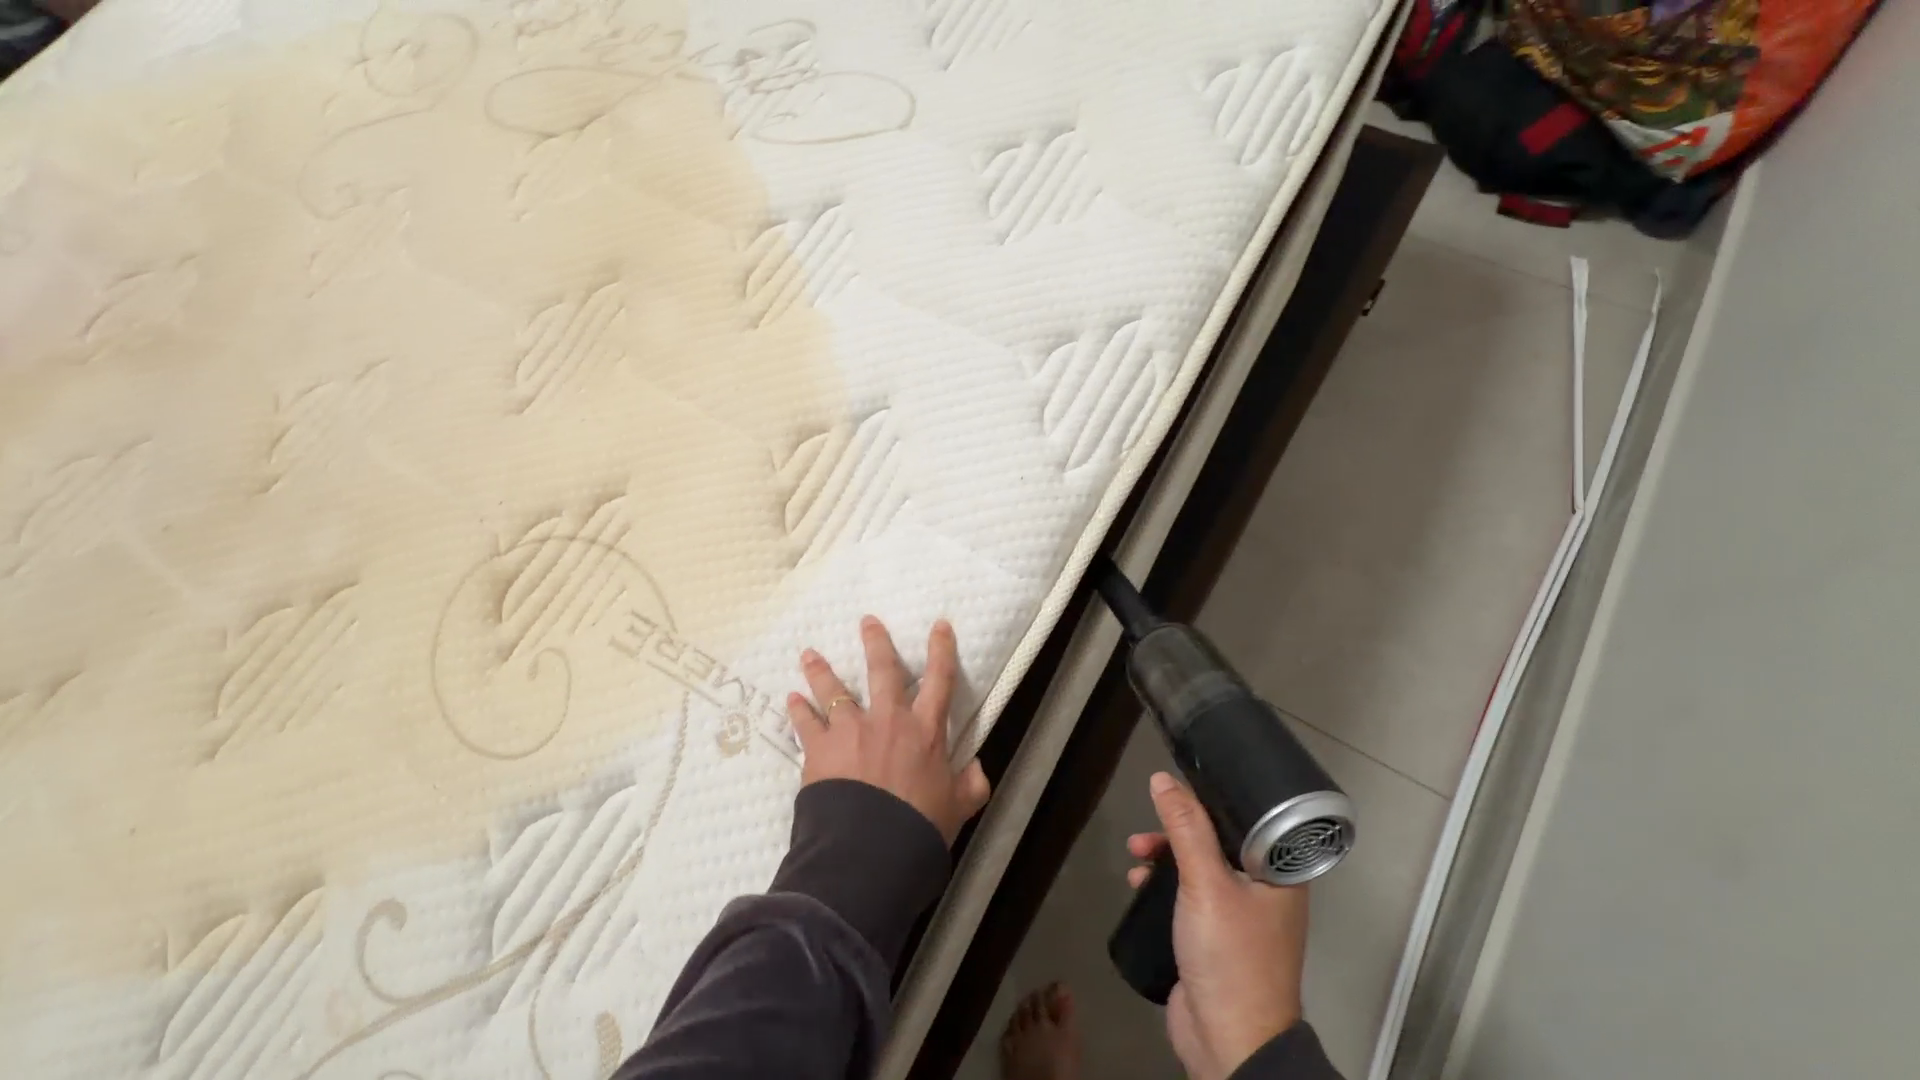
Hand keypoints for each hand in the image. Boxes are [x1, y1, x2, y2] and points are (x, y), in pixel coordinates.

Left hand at [786, 616, 990, 845]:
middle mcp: (888, 721)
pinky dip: (798, 709)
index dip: (941, 651)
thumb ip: (971, 785)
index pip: (939, 682)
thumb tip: (977, 766)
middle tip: (866, 621)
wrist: (869, 847)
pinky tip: (791, 699)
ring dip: (821, 670)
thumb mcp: (958, 808)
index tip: (939, 625)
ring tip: (809, 654)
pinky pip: (806, 722)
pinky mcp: (819, 748)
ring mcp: (850, 731)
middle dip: (876, 643)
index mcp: (925, 732)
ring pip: (835, 690)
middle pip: (883, 672)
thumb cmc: (918, 827)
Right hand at [1126, 772, 1307, 1079]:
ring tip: (1135, 856)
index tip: (1174, 787)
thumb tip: (1162, 779)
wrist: (1229, 1041)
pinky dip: (1164, 885)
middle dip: (1176, 832)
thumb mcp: (1206, 884)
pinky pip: (1188, 895)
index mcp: (1280, 872)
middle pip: (1217, 840)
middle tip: (1145, 834)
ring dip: (1165, 857)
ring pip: (1198, 867)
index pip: (1247, 816)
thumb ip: (1185, 829)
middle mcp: (1265, 888)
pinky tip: (1139, 885)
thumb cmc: (1230, 956)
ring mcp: (1239, 915)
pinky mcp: (1214, 936)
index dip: (1210, 797)